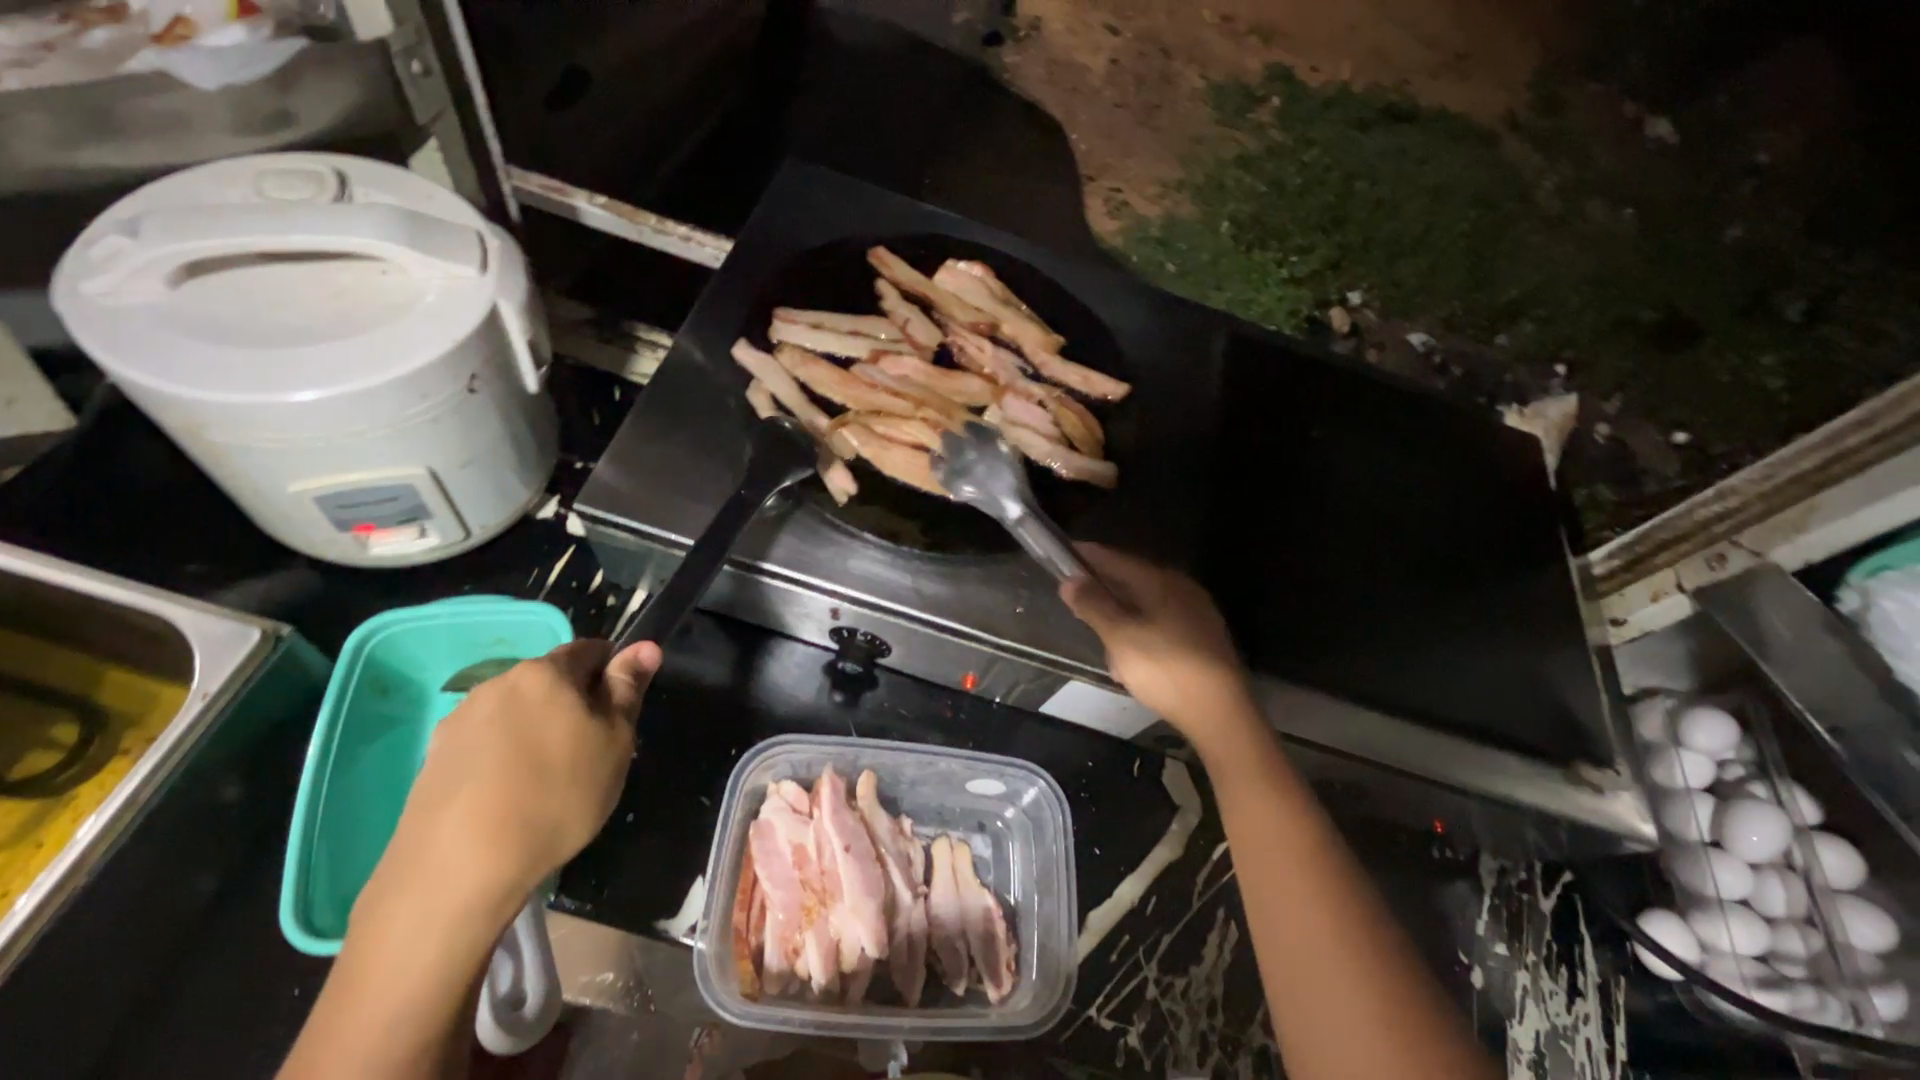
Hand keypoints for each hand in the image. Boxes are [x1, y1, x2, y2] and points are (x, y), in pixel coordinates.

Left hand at [373, 640, 663, 911]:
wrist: (461, 863)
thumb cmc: (558, 795)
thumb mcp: (615, 743)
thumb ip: (627, 690)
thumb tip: (645, 646)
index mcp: (545, 673)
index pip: (588, 650)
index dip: (611, 673)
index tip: (619, 712)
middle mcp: (498, 682)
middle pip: (547, 681)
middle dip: (570, 704)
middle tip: (590, 752)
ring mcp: (459, 719)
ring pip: (513, 713)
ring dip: (533, 730)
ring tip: (545, 781)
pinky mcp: (434, 756)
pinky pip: (483, 744)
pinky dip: (501, 758)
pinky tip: (508, 797)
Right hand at [1060, 544, 1250, 740]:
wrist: (1219, 712)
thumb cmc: (1164, 668)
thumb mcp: (1120, 636)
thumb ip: (1094, 605)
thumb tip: (1071, 580)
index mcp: (1161, 581)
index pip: (1117, 558)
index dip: (1088, 556)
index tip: (1063, 553)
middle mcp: (1182, 589)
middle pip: (1133, 580)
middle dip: (1103, 589)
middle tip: (1076, 599)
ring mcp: (1196, 615)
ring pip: (1147, 606)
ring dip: (1121, 618)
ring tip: (1102, 641)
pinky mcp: (1202, 640)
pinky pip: (1161, 626)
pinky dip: (1139, 634)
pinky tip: (1129, 661)